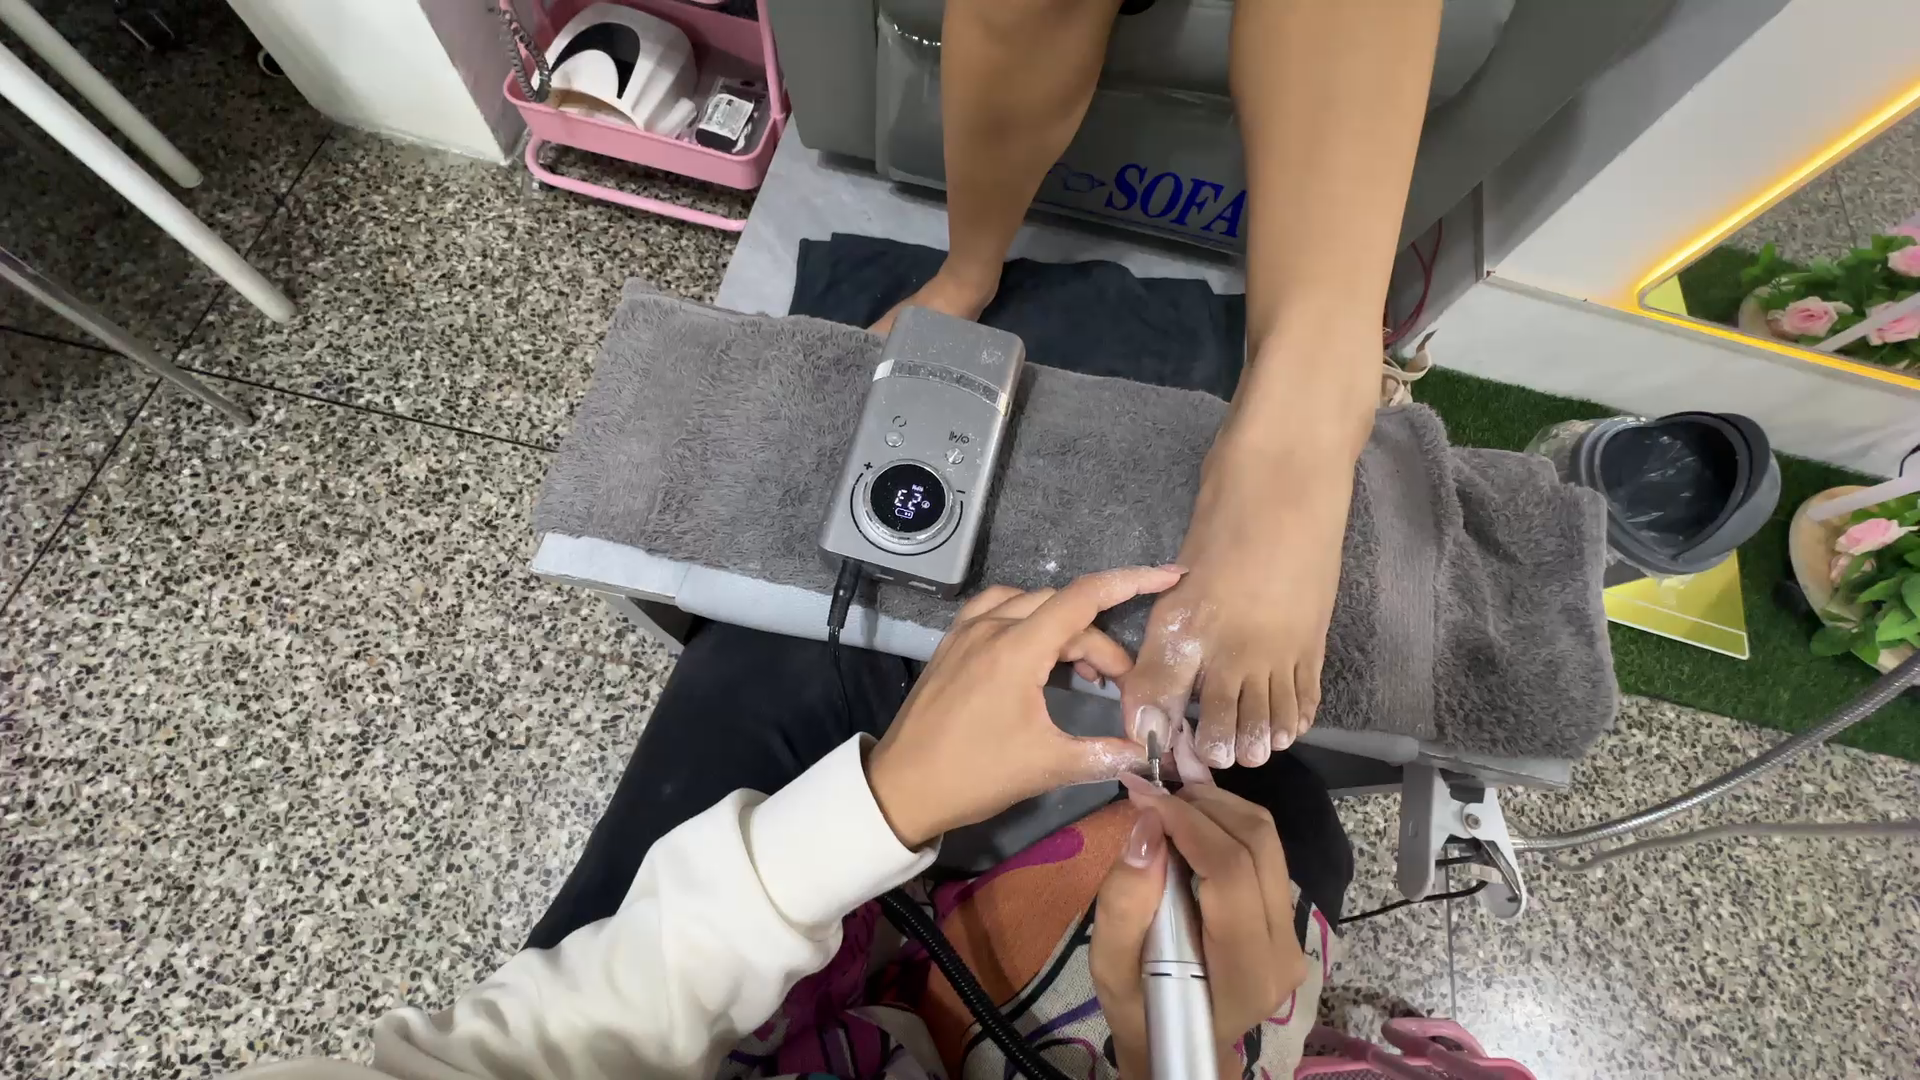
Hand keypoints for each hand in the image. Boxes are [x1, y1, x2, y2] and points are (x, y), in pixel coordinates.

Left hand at [865, 565, 1185, 847]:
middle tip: (1115, 684)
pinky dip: (1025, 619)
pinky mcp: (951, 643)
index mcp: (1016, 649)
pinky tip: (1033, 649)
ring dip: (1062, 627)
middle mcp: (990, 626)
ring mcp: (965, 631)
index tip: (1168, 577)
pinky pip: (996, 610)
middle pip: (1061, 608)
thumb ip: (1103, 753)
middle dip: (1098, 640)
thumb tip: (1148, 752)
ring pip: (1028, 604)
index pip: (1083, 598)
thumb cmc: (974, 775)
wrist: (901, 787)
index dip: (1131, 582)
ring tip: (1080, 668)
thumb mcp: (1046, 766)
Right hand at [1089, 771, 1310, 1076]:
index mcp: (1246, 971)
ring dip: (1213, 805)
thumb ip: (1125, 902)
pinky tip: (1187, 813)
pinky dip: (1223, 817)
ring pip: (1264, 836)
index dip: (1186, 821)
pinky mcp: (1283, 913)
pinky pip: (1262, 846)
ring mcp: (1291, 930)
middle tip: (1150, 796)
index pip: (1230, 870)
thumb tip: (1146, 825)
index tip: (1140, 794)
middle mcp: (1284, 948)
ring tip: (1165, 803)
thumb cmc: (1139, 1008)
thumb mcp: (1111, 967)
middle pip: (1256, 842)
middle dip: (1199, 804)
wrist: (1173, 1040)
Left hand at [1122, 419, 1355, 767]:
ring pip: (1269, 718)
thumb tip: (1141, 712)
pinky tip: (1286, 727)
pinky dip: (1294, 717)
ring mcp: (1285, 653)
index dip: (1163, 733)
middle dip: (1214, 747)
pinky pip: (1307, 695)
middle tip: (1207, 763)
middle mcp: (1243, 660)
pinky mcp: (1316, 641)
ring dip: (1255, 739)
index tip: (1157, 750)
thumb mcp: (1175, 591)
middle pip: (1228, 723)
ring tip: (1246, 753)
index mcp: (1196, 643)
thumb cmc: (1220, 530)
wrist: (1287, 490)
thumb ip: (1160, 655)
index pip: (1172, 708)